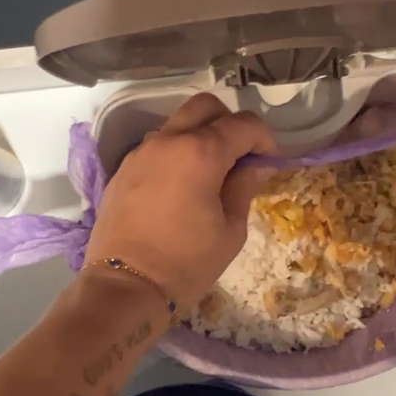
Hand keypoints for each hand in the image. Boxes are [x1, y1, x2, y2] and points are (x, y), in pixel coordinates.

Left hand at [85, 94, 277, 303]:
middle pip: (206, 107)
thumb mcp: (230, 231)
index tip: (271, 161)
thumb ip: (244, 187)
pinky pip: (158, 147)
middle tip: (241, 156)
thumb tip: (255, 165)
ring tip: (211, 174)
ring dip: (200, 137)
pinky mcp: (124, 169)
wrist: (124, 287)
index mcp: (201, 153)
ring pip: (178, 124)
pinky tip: (182, 188)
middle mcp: (169, 141)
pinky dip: (177, 154)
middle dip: (230, 123)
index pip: (244, 124)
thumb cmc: (186, 264)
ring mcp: (141, 152)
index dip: (265, 139)